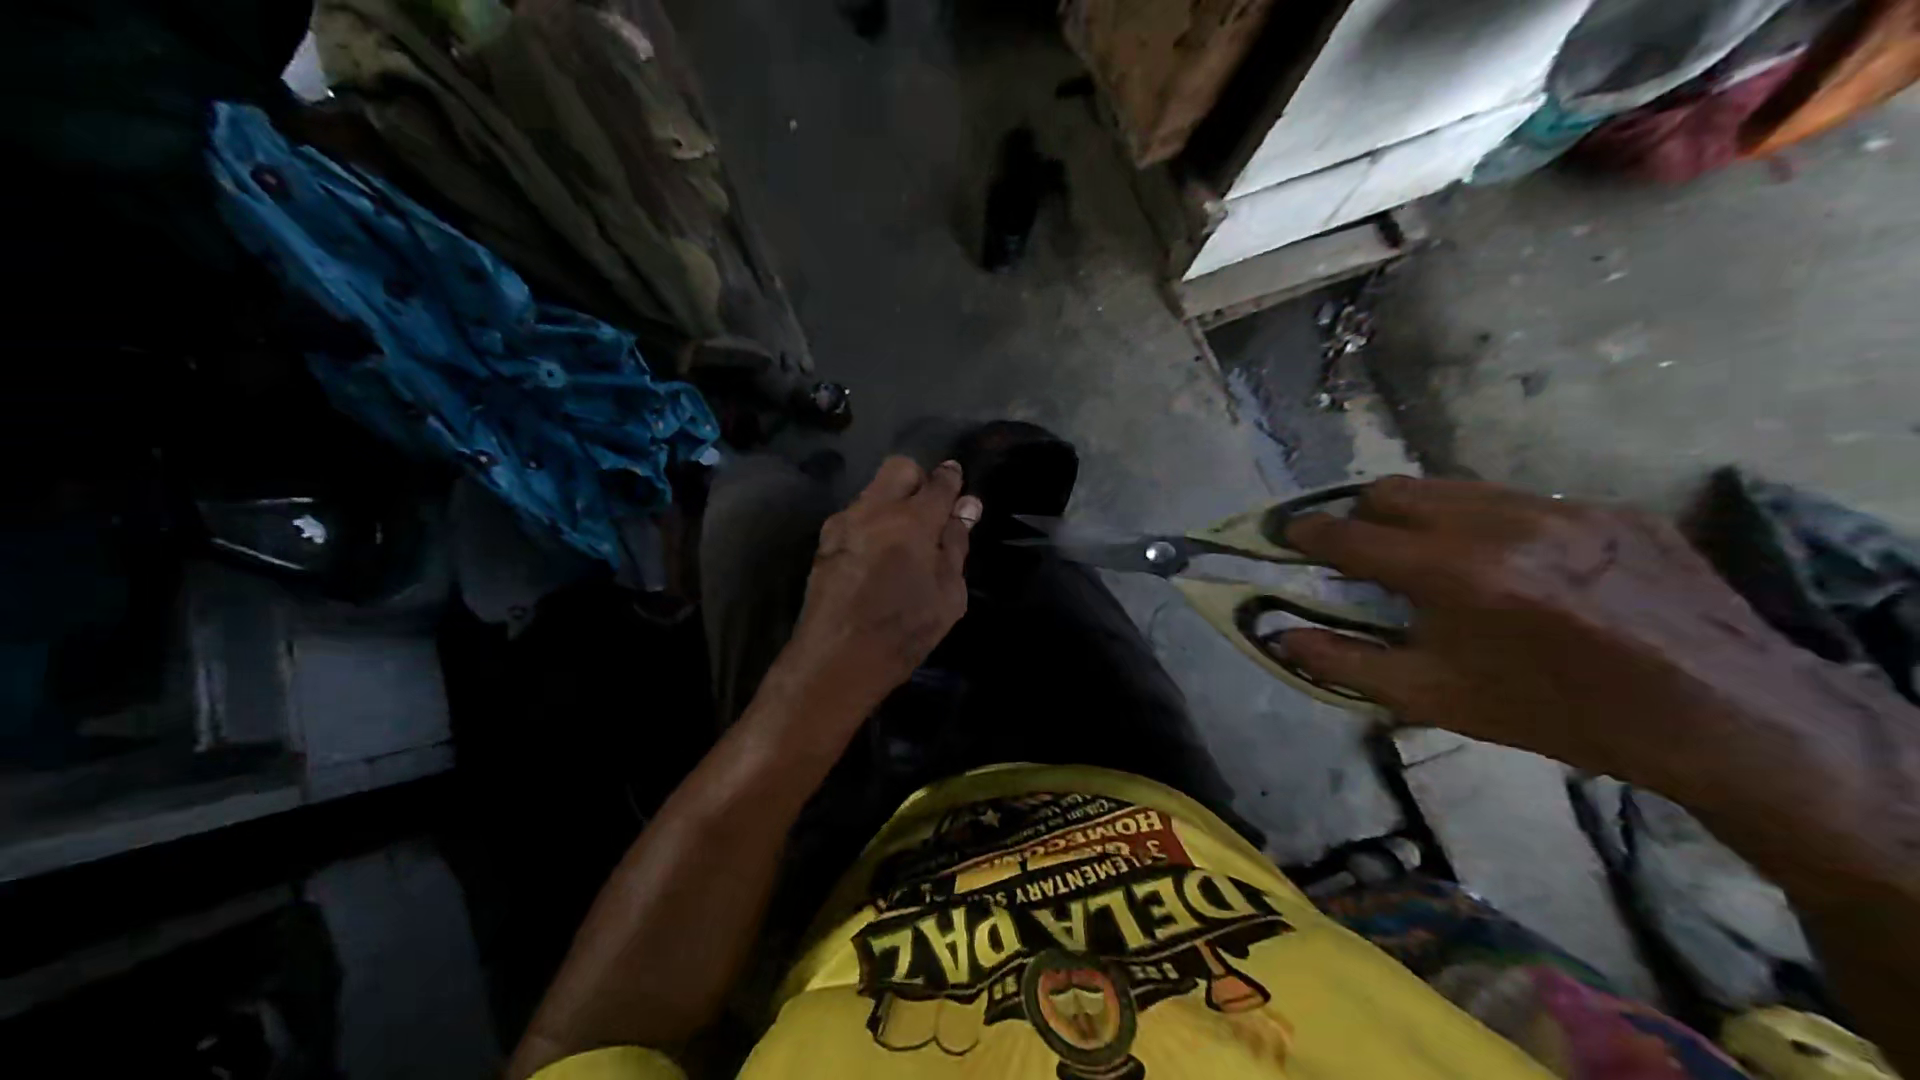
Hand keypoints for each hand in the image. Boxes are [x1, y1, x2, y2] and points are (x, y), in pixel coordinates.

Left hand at [775, 457, 982, 718]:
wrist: (837, 659)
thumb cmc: (905, 631)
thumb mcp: (949, 595)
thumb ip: (956, 544)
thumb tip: (967, 506)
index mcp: (913, 520)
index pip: (938, 482)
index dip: (952, 478)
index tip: (956, 480)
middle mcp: (874, 510)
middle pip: (899, 468)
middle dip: (918, 479)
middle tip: (928, 510)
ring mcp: (843, 523)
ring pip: (873, 490)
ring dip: (891, 501)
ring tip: (900, 538)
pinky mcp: (823, 542)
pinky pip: (854, 516)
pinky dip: (870, 523)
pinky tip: (875, 554)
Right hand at [1274, 476, 1871, 804]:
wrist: (1724, 718)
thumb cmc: (1557, 714)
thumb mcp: (1436, 699)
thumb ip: (1344, 662)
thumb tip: (1279, 634)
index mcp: (1455, 574)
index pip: (1350, 534)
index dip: (1306, 533)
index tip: (1286, 536)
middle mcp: (1501, 523)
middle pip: (1392, 490)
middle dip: (1360, 515)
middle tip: (1359, 551)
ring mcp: (1561, 507)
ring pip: (1452, 487)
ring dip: (1419, 514)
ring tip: (1429, 555)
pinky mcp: (1607, 506)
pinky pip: (1517, 500)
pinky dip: (1486, 524)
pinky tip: (1512, 567)